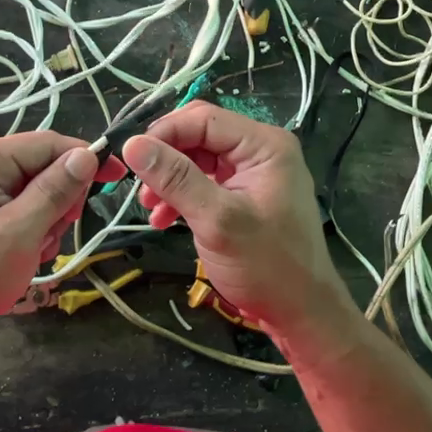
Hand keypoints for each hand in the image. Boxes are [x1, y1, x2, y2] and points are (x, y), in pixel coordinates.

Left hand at [0, 132, 124, 340]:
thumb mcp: (19, 233)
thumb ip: (54, 191)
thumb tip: (87, 154)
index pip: (48, 144)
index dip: (87, 159)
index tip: (119, 177)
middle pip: (43, 167)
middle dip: (58, 202)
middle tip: (49, 236)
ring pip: (36, 191)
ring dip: (44, 222)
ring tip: (29, 252)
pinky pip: (18, 207)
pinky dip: (29, 230)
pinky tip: (18, 255)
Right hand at [123, 102, 359, 344]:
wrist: (301, 312)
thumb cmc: (266, 265)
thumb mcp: (216, 220)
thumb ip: (175, 178)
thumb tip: (132, 144)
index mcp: (265, 145)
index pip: (203, 118)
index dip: (164, 133)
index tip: (131, 158)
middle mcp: (261, 150)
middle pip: (200, 134)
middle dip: (165, 156)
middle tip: (139, 185)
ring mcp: (253, 173)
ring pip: (198, 158)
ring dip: (170, 178)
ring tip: (150, 207)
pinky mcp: (244, 195)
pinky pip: (205, 181)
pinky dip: (182, 195)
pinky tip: (164, 218)